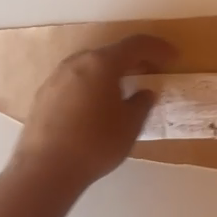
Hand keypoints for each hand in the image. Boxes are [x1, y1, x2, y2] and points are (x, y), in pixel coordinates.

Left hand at [11, 34, 176, 190]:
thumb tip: (144, 92)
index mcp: (102, 63)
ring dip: (110, 72)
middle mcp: (77, 63)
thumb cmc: (95, 144)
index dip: (158, 48)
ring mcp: (56, 78)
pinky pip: (75, 81)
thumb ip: (141, 103)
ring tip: (124, 89)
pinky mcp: (43, 96)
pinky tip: (97, 105)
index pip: (136, 44)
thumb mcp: (130, 125)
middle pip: (111, 53)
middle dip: (133, 60)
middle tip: (151, 71)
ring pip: (90, 66)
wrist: (44, 171)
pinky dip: (92, 85)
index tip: (174, 57)